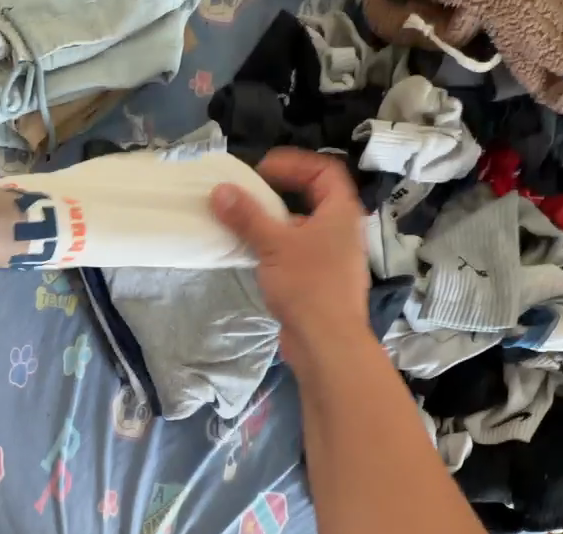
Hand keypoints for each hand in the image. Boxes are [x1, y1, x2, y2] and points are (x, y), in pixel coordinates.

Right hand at [211, 148, 372, 372]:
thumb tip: (220, 190)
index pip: (323, 171)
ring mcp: (332, 258)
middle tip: (248, 196)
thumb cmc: (307, 285)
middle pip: (311, 200)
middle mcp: (342, 230)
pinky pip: (295, 255)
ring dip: (273, 225)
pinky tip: (253, 259)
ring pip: (301, 230)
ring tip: (243, 226)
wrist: (325, 340)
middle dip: (279, 195)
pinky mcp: (319, 282)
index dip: (293, 164)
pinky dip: (275, 250)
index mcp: (341, 211)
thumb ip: (247, 217)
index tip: (261, 169)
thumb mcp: (273, 245)